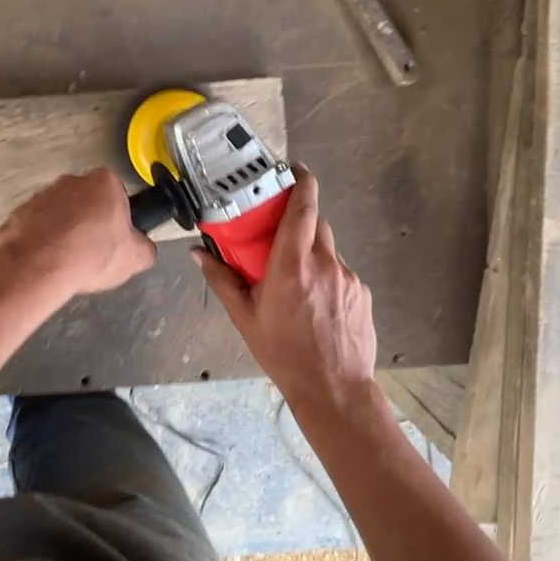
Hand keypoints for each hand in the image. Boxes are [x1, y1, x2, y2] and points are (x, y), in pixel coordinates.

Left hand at [0, 169, 156, 297]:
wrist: (38, 268)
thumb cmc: (92, 255)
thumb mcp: (137, 258)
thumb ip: (144, 247)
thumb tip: (141, 248)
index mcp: (103, 182)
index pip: (116, 194)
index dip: (117, 217)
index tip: (114, 238)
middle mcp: (71, 181)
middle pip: (86, 200)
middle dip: (89, 221)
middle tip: (93, 251)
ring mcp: (40, 195)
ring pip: (59, 213)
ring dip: (63, 231)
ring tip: (67, 262)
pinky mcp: (18, 214)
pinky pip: (36, 227)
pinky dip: (40, 242)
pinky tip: (46, 263)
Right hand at [194, 168, 377, 412]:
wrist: (335, 390)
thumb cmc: (284, 354)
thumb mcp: (245, 318)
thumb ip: (221, 279)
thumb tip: (197, 253)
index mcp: (292, 264)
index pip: (303, 207)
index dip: (302, 181)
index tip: (295, 170)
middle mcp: (324, 263)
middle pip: (316, 223)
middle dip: (299, 221)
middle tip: (280, 235)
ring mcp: (348, 277)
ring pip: (328, 249)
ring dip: (312, 254)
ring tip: (296, 282)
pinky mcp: (362, 293)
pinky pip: (341, 272)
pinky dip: (326, 276)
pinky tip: (315, 305)